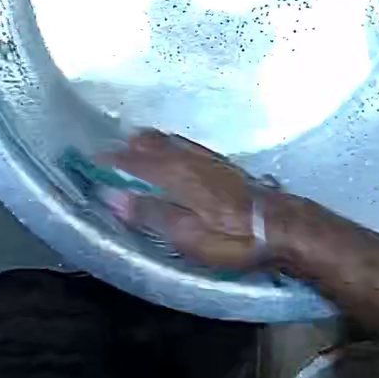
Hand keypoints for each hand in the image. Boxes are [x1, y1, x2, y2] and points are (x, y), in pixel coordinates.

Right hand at [98, 130, 286, 271]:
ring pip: (173, 143)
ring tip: (138, 140)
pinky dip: (173, 143)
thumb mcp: (188, 235)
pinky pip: (190, 146)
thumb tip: (113, 195)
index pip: (138, 163)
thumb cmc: (233, 236)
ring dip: (152, 141)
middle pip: (156, 146)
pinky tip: (178, 149)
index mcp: (177, 176)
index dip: (115, 161)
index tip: (95, 159)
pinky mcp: (225, 166)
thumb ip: (151, 214)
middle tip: (113, 147)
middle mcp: (191, 161)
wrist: (283, 225)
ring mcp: (210, 161)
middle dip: (132, 146)